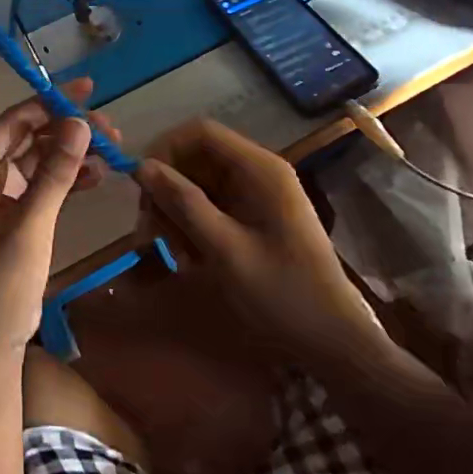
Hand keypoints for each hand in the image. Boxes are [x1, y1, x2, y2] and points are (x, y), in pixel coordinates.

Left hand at [0, 79, 117, 354]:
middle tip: (111, 128)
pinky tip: (98, 175)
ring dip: (74, 152)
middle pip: (30, 135)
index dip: (52, 102)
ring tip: (113, 149)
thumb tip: (82, 122)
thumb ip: (55, 173)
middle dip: (69, 128)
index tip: (90, 90)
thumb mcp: (30, 227)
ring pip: (41, 157)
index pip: (16, 120)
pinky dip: (70, 176)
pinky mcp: (14, 212)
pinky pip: (44, 181)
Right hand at [134, 118, 376, 356]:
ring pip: (202, 183)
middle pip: (199, 158)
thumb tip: (142, 167)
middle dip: (169, 188)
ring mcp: (258, 194)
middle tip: (150, 231)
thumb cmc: (282, 293)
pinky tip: (190, 259)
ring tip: (172, 253)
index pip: (202, 133)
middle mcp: (259, 171)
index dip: (166, 149)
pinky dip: (195, 225)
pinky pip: (214, 206)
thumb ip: (184, 204)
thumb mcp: (226, 250)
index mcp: (260, 168)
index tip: (139, 185)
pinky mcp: (256, 216)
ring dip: (179, 211)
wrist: (333, 340)